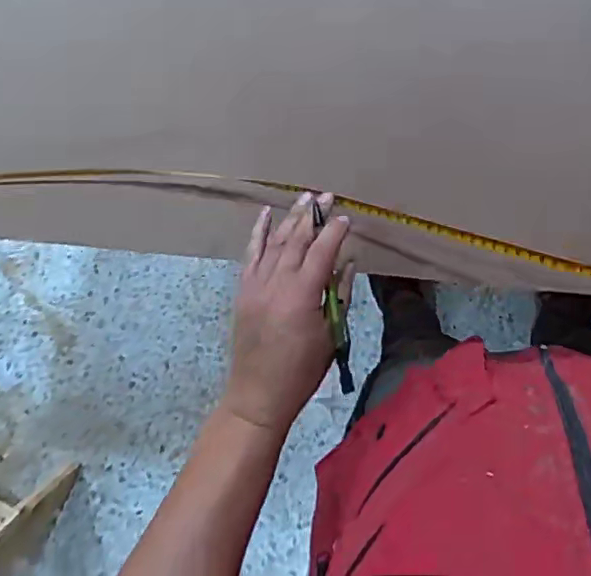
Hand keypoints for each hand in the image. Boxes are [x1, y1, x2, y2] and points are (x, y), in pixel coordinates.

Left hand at [220, 191, 353, 431]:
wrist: (258, 395)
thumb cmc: (302, 370)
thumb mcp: (331, 334)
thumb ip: (338, 294)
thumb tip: (347, 263)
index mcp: (302, 295)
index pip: (322, 251)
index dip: (335, 232)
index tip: (346, 217)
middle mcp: (277, 282)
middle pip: (298, 239)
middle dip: (313, 215)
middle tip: (326, 195)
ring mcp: (257, 284)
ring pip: (276, 241)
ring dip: (291, 218)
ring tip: (304, 197)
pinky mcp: (244, 289)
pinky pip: (251, 253)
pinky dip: (259, 231)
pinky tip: (266, 214)